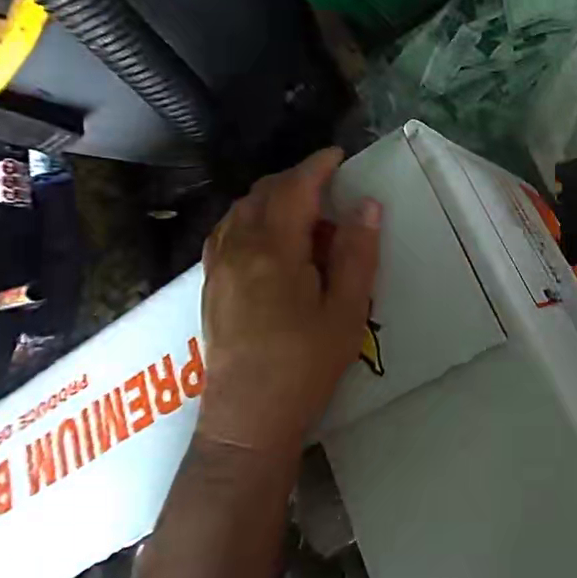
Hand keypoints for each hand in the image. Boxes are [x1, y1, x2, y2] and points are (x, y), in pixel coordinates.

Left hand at [197, 148, 381, 458]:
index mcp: (273, 250)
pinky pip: (226, 232)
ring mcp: (217, 267)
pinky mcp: (209, 286)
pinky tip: (268, 240)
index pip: (295, 188)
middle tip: (328, 188)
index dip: (318, 166)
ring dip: (271, 198)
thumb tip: (366, 204)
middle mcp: (238, 248)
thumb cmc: (304, 367)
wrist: (247, 421)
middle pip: (263, 193)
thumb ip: (357, 254)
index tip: (339, 156)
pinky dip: (249, 219)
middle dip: (295, 180)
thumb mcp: (346, 312)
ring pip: (240, 210)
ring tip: (303, 214)